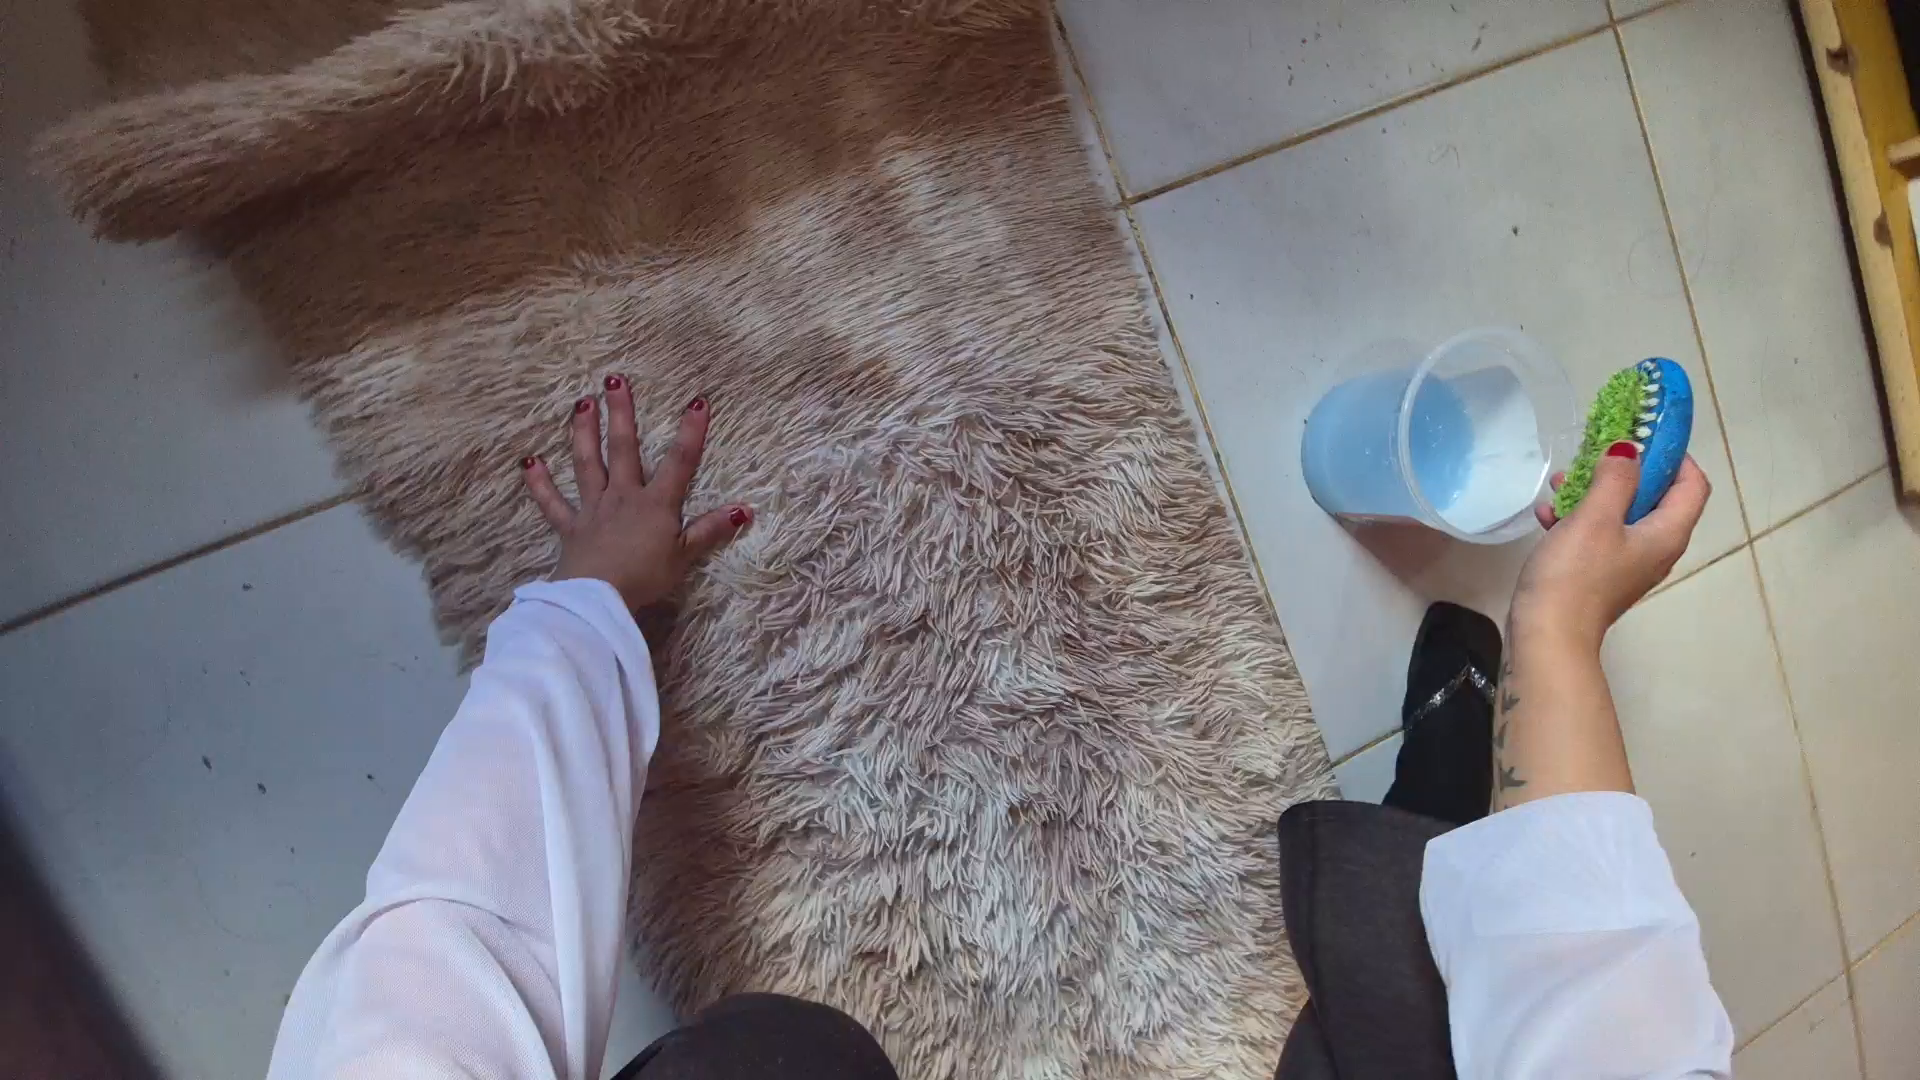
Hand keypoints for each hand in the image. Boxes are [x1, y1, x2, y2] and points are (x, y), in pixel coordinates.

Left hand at [520, 374, 751, 612]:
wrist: (597, 597)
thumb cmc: (645, 576)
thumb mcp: (684, 555)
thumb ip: (711, 530)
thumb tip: (745, 510)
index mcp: (655, 503)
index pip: (680, 462)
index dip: (691, 431)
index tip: (698, 401)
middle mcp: (623, 496)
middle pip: (624, 449)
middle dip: (622, 413)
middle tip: (614, 381)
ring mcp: (593, 508)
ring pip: (587, 463)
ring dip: (584, 432)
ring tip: (581, 404)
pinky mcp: (570, 526)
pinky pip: (552, 502)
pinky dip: (539, 483)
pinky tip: (529, 462)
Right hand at [1511, 443, 1710, 652]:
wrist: (1548, 630)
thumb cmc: (1575, 573)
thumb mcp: (1593, 519)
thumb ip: (1614, 480)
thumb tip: (1628, 448)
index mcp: (1666, 533)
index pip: (1691, 485)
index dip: (1675, 457)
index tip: (1644, 437)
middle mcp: (1654, 547)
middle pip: (1652, 499)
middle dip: (1623, 474)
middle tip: (1592, 458)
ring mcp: (1624, 563)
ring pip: (1618, 516)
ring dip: (1593, 495)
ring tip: (1559, 485)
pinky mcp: (1596, 573)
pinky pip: (1595, 536)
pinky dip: (1576, 520)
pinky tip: (1547, 516)